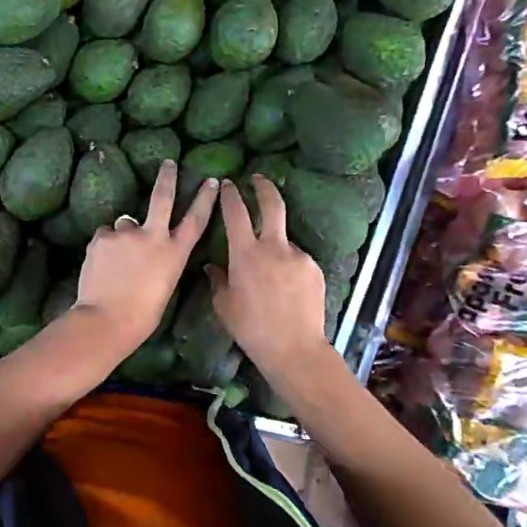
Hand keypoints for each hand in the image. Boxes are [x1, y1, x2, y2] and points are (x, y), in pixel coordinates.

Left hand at [74, 160, 218, 350]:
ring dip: (123, 235)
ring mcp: (127, 233)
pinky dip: (105, 246)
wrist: (108, 319)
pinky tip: (102, 264)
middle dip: (167, 177)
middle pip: (162, 196)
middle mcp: (154, 236)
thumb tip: (145, 243)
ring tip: (116, 261)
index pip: (196, 219)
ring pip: (125, 223)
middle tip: (168, 162)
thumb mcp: (164, 284)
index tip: (211, 181)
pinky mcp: (103, 236)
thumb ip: (159, 258)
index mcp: (175, 252)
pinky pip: (105, 236)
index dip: (204, 199)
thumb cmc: (142, 314)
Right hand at [206, 176, 331, 371]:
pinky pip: (297, 261)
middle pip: (272, 205)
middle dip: (263, 187)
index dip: (230, 195)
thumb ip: (218, 280)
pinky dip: (288, 267)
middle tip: (258, 178)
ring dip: (275, 247)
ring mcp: (297, 256)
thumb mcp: (224, 305)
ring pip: (284, 241)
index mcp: (245, 254)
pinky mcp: (314, 268)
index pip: (235, 213)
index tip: (227, 184)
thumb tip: (213, 266)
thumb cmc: (251, 328)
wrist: (294, 348)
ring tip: (270, 276)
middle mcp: (273, 247)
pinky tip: (285, 289)